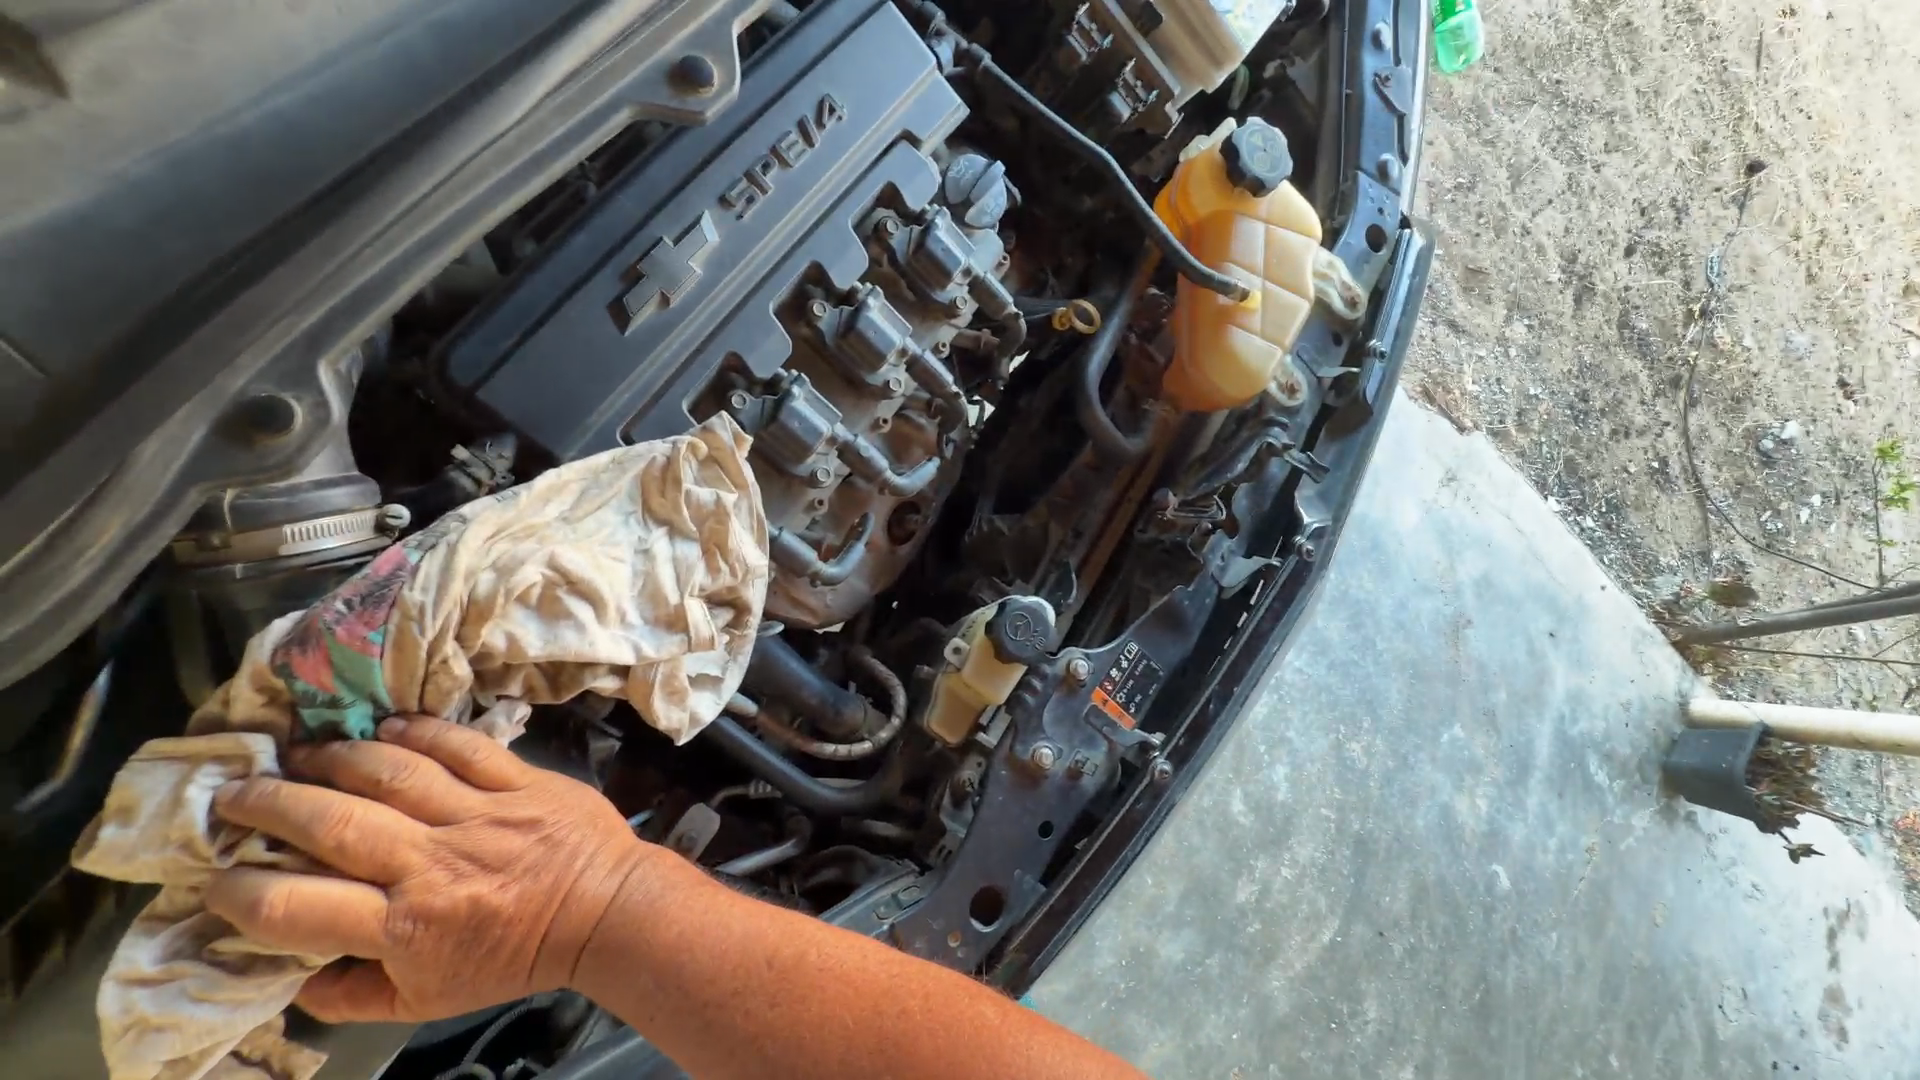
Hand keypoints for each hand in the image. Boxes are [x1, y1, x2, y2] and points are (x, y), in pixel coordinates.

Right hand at [206, 716, 671, 1023]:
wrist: (606, 910)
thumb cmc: (517, 955)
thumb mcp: (427, 1002)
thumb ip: (353, 996)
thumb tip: (293, 978)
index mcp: (406, 925)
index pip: (298, 906)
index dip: (242, 892)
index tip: (215, 877)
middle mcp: (436, 861)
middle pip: (337, 823)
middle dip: (274, 805)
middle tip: (236, 792)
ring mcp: (483, 813)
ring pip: (397, 773)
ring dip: (341, 757)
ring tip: (305, 751)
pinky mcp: (523, 781)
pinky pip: (466, 747)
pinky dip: (424, 732)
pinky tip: (390, 723)